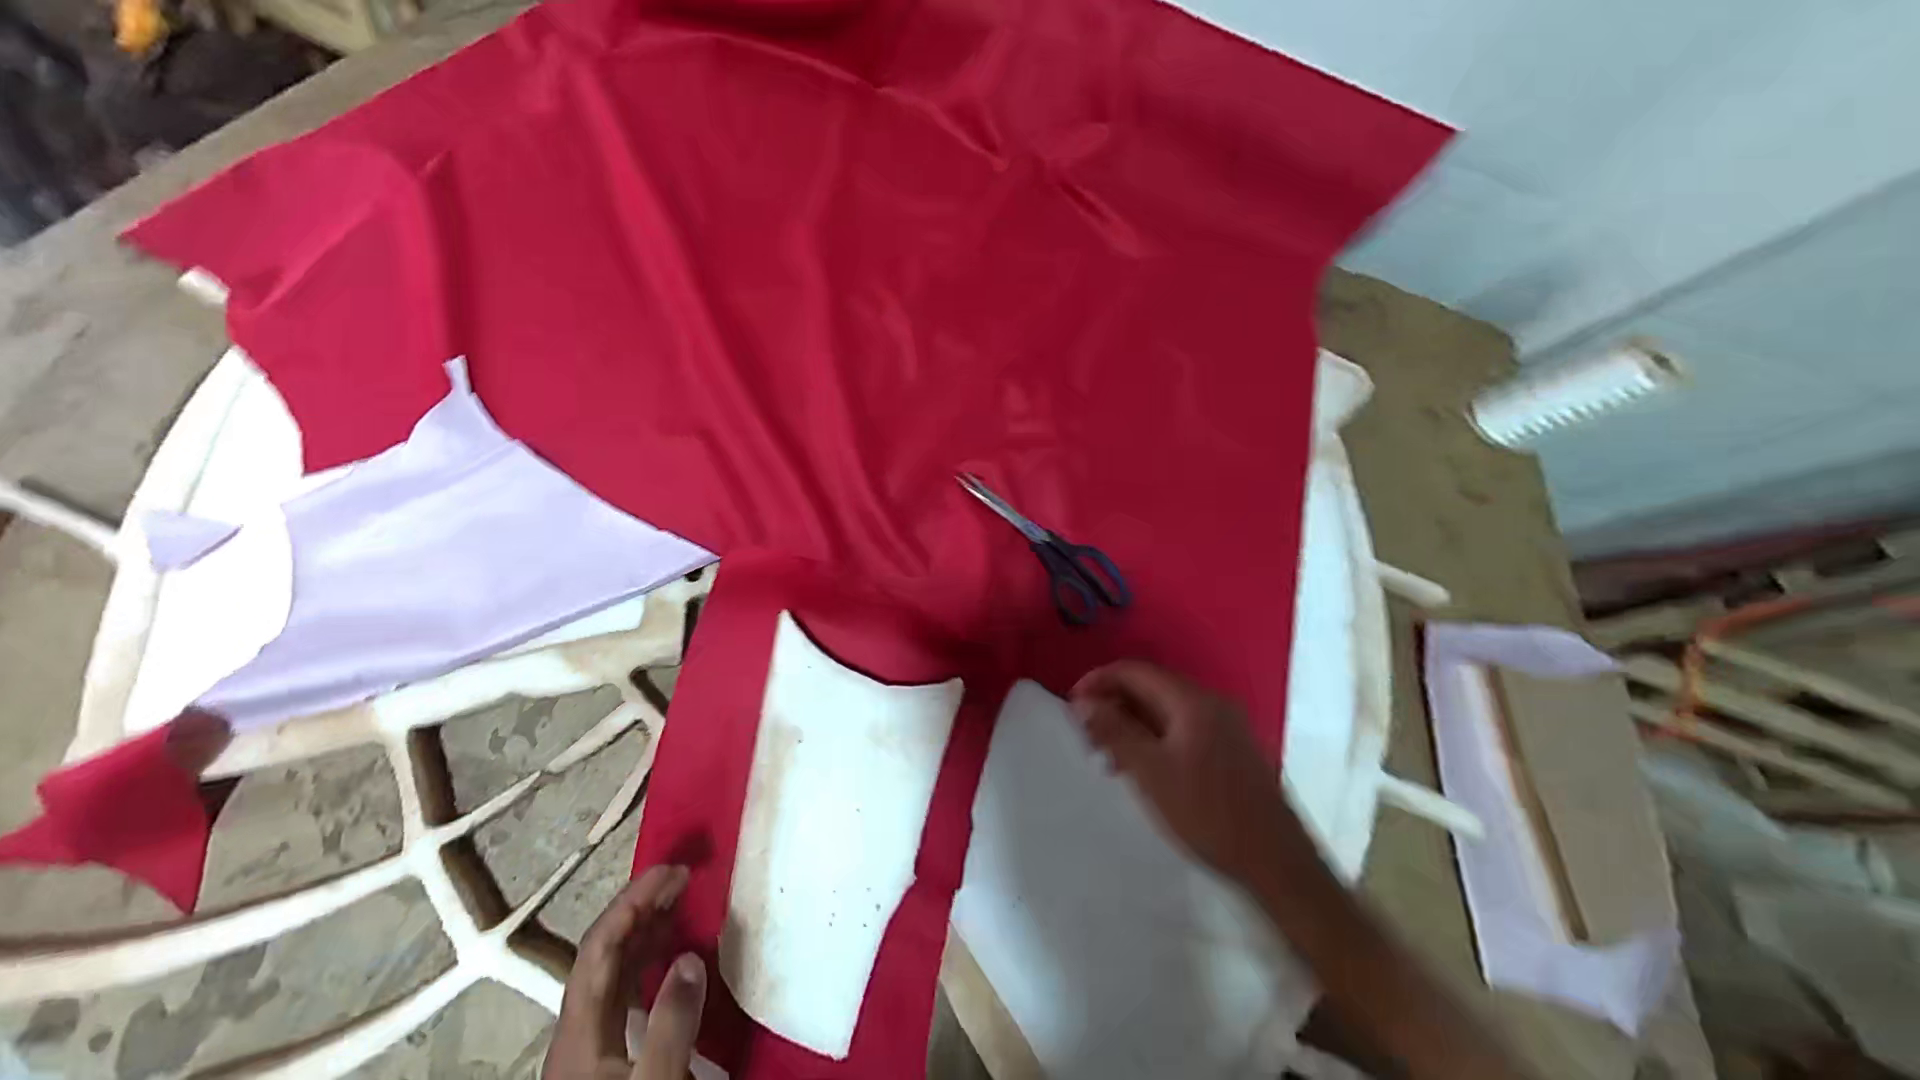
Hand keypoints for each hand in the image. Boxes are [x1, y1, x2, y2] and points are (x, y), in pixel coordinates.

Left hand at [544, 865, 707, 1079]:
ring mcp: (591, 1042)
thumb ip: (671, 1026)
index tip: (673, 870)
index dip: (633, 901)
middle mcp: (580, 1027)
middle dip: (641, 906)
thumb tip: (689, 957)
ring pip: (615, 969)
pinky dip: (651, 959)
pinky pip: (627, 989)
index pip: (601, 947)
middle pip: (603, 952)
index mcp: (581, 1030)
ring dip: (647, 929)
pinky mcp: (607, 1054)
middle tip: (684, 876)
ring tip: (682, 902)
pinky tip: (674, 955)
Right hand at [1069, 660, 1305, 885]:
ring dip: (1132, 723)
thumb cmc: (1207, 813)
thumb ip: (1114, 732)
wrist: (1275, 861)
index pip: (1135, 671)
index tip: (1071, 705)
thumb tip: (1082, 702)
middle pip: (1151, 687)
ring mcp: (1225, 726)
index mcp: (1192, 701)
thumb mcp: (1150, 772)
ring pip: (1166, 710)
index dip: (1099, 681)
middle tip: (1085, 734)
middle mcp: (1211, 703)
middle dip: (1113, 704)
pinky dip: (1154, 737)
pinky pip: (1182, 728)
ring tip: (1107, 756)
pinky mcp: (1231, 749)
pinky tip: (1141, 767)